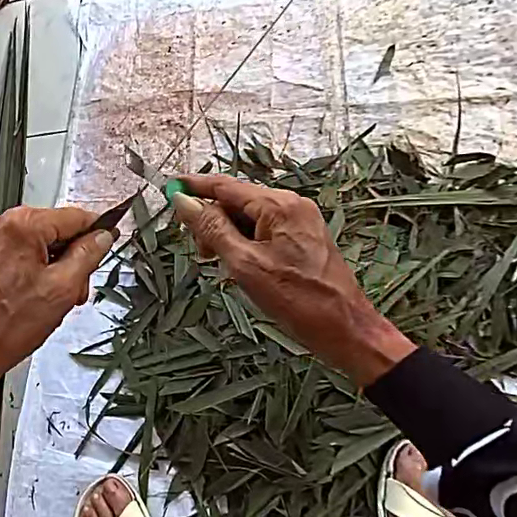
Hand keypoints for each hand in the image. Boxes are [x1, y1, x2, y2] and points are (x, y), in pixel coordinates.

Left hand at [0, 206, 113, 455]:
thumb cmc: (1, 326)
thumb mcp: (63, 289)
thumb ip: (88, 255)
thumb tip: (102, 238)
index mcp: (22, 224)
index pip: (76, 215)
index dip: (98, 233)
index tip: (110, 242)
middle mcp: (3, 226)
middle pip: (59, 230)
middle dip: (74, 259)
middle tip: (77, 289)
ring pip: (43, 245)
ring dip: (58, 270)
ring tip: (55, 301)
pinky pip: (25, 256)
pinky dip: (39, 274)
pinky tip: (37, 300)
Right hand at [172, 174, 413, 385]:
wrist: (346, 329)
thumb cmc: (299, 300)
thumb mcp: (244, 264)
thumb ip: (212, 229)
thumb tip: (184, 202)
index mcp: (280, 205)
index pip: (225, 186)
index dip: (194, 187)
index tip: (170, 187)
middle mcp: (292, 206)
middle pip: (237, 201)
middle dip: (213, 221)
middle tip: (201, 252)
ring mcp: (300, 222)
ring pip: (249, 218)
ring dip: (228, 236)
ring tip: (223, 266)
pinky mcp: (303, 239)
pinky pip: (264, 231)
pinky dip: (245, 244)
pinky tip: (240, 267)